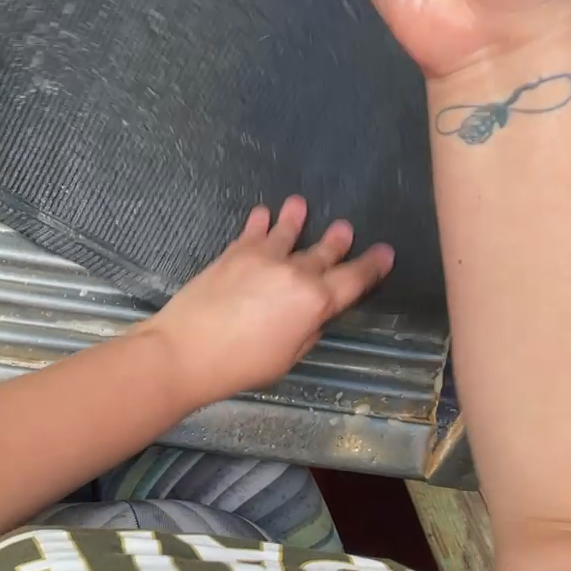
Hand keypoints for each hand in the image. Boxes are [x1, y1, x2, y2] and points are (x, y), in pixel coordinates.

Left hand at [139, 196, 393, 404]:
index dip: (373, 266)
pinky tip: (263, 212)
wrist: (186, 350)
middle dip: (337, 241)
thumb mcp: (287, 359)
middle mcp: (296, 273)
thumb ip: (307, 332)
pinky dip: (260, 221)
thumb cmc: (239, 366)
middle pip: (324, 253)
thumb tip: (314, 316)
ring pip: (288, 233)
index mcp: (316, 303)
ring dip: (296, 218)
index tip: (385, 253)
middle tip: (345, 228)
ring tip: (300, 205)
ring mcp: (263, 258)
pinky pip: (252, 231)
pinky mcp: (233, 253)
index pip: (355, 280)